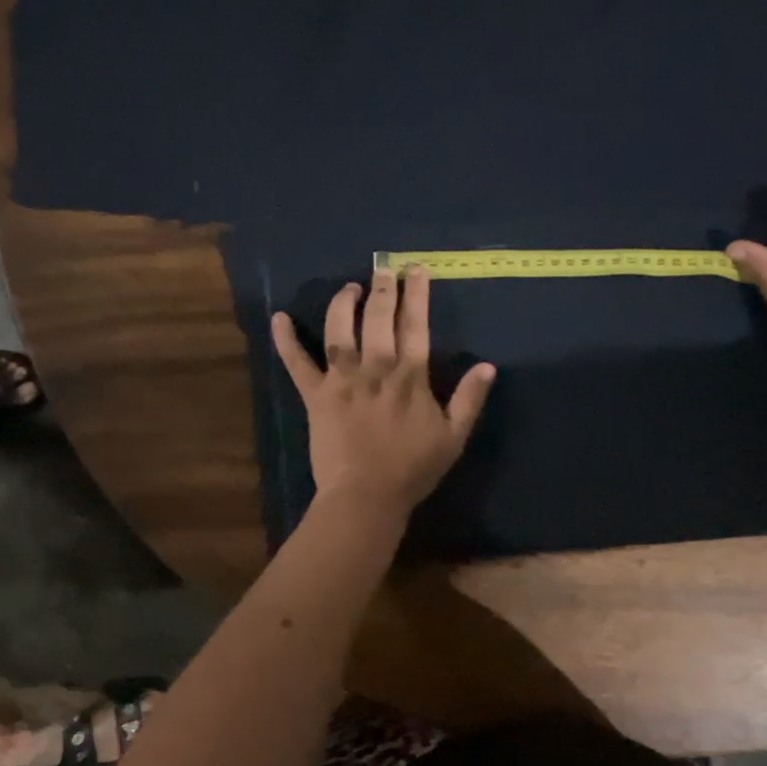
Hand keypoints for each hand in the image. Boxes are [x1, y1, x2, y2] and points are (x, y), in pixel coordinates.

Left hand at [271, 267, 495, 516]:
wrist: (366, 497)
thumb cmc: (412, 470)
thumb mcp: (453, 438)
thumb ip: (469, 399)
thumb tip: (488, 365)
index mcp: (410, 377)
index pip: (415, 326)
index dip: (416, 295)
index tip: (416, 270)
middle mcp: (376, 369)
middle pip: (377, 319)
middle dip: (382, 289)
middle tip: (383, 268)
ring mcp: (342, 380)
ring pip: (340, 331)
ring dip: (342, 304)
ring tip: (348, 287)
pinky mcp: (316, 396)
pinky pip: (298, 364)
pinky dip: (286, 341)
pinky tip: (279, 317)